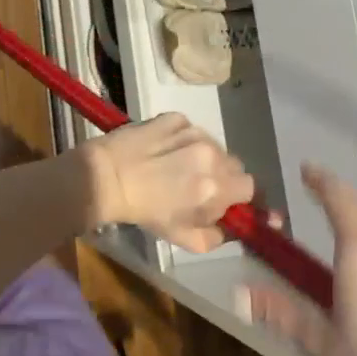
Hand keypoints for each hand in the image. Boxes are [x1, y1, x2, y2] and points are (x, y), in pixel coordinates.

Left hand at [80, 112, 251, 252]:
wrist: (106, 176)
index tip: (229, 199)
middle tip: (200, 184)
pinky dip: (183, 137)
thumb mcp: (184, 238)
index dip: (240, 195)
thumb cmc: (144, 211)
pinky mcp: (172, 117)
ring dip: (204, 155)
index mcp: (215, 186)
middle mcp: (209, 154)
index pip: (250, 187)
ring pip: (213, 144)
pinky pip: (190, 128)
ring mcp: (190, 131)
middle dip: (223, 175)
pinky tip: (165, 147)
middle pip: (233, 164)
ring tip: (178, 164)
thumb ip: (217, 236)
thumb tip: (230, 227)